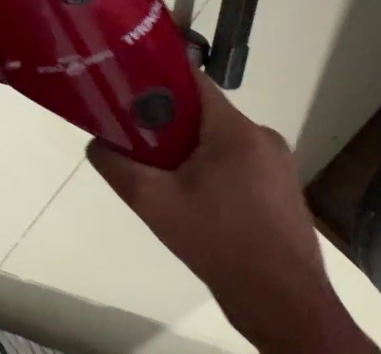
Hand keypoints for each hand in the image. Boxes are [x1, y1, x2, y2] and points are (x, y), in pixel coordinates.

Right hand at [88, 73, 375, 352]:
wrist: (283, 305)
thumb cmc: (218, 241)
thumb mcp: (149, 199)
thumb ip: (112, 162)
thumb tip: (97, 142)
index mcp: (237, 131)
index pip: (189, 79)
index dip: (150, 75)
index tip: (117, 82)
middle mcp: (263, 139)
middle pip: (198, 110)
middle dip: (159, 116)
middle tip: (124, 129)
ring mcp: (276, 167)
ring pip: (213, 138)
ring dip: (180, 145)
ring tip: (149, 163)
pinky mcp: (279, 191)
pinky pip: (230, 160)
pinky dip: (202, 165)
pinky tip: (181, 189)